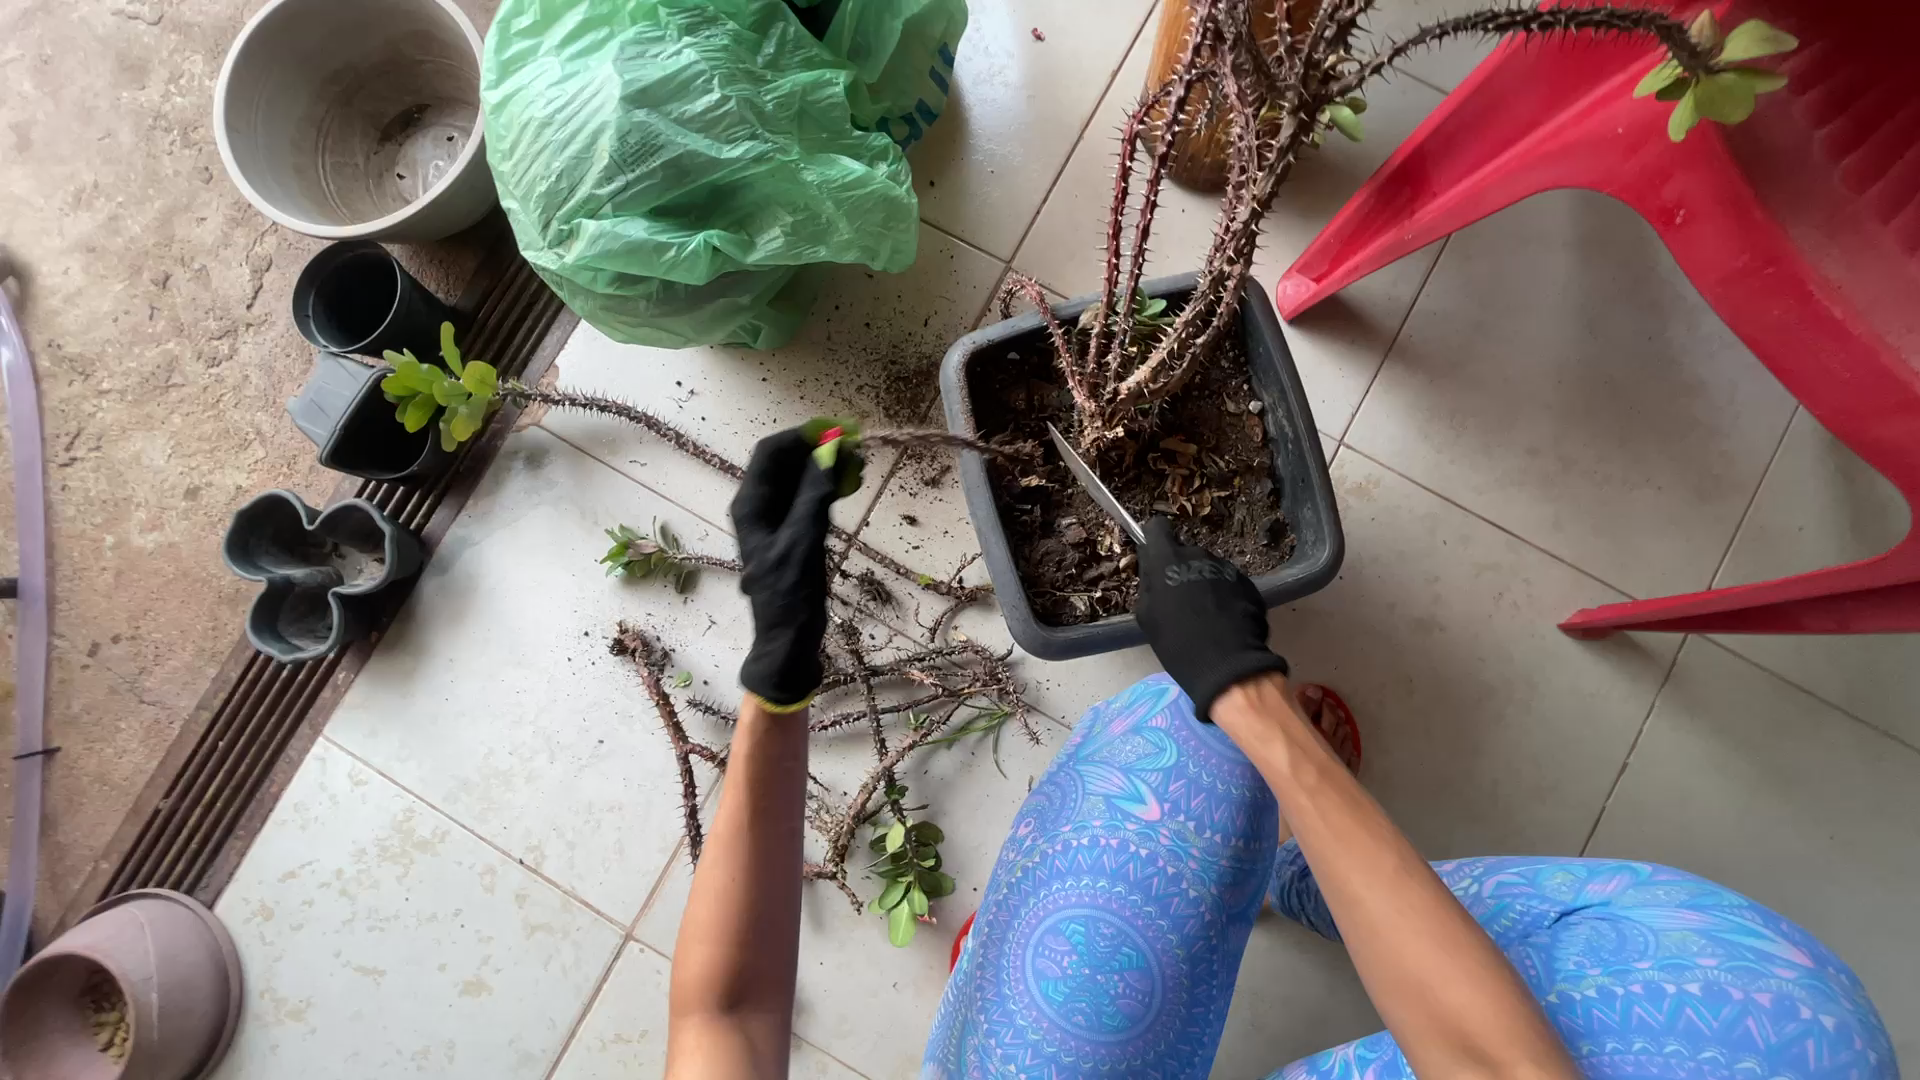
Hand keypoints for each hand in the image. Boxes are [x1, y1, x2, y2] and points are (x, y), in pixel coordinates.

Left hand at [730, 428, 845, 708]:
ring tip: (858, 465)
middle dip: (818, 450)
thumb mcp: (803, 543)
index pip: (771, 452)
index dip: (802, 436)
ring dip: (826, 467)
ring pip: (799, 479)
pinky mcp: (792, 533)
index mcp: (750, 505)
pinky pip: (808, 498)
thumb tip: (830, 452)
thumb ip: (814, 497)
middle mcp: (759, 507)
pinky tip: (849, 486)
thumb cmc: (790, 596)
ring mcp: (775, 520)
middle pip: (786, 462)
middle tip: (855, 449)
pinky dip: (827, 487)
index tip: (837, 432)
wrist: (788, 641)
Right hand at [1135, 516, 1287, 720]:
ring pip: (1208, 567)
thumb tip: (1154, 573)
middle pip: (1184, 551)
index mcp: (1168, 559)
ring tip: (1205, 613)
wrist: (1226, 665)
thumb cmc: (1176, 641)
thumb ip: (1149, 585)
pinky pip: (1229, 583)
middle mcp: (1198, 554)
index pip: (1157, 527)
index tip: (1155, 558)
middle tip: (1180, 599)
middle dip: (1181, 568)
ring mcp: (1226, 567)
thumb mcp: (1147, 615)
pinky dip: (1225, 595)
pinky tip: (1224, 620)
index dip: (1154, 540)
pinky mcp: (1248, 583)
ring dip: (1204, 582)